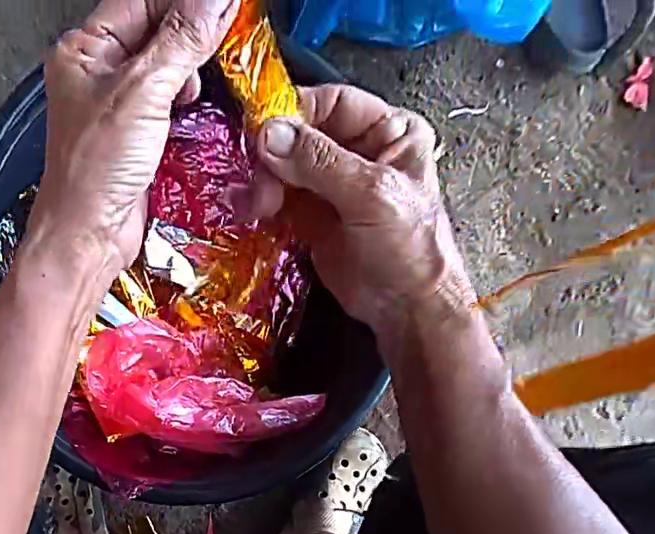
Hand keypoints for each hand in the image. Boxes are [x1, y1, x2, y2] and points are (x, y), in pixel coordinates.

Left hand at [33, 0, 238, 276]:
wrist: (88, 237)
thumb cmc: (93, 172)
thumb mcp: (142, 92)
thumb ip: (182, 41)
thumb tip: (214, 1)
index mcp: (86, 50)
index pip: (144, 1)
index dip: (186, 3)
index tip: (224, 7)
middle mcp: (100, 77)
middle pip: (157, 34)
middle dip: (191, 37)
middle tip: (224, 38)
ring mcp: (119, 112)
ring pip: (166, 73)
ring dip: (190, 75)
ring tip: (202, 86)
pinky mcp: (137, 143)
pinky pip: (169, 110)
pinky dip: (188, 107)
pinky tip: (197, 111)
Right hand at [252, 85, 476, 343]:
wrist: (405, 308)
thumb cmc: (407, 248)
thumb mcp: (369, 194)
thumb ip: (319, 162)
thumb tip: (270, 134)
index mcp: (387, 132)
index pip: (332, 104)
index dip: (294, 114)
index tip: (260, 132)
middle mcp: (357, 154)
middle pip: (301, 138)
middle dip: (273, 158)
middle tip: (257, 185)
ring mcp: (332, 189)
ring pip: (285, 170)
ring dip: (261, 183)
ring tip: (249, 206)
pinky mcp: (312, 221)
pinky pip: (280, 202)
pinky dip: (261, 205)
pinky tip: (247, 211)